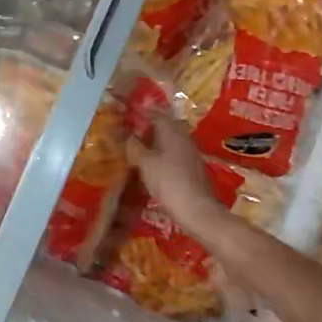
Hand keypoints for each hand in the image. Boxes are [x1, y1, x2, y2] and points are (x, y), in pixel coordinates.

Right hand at [135, 111, 225, 233]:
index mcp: (172, 132)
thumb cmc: (168, 182)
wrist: (196, 209)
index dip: (142, 112)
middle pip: (167, 125)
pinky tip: (152, 162)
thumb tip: (126, 133)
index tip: (127, 113)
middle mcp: (184, 139)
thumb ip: (134, 146)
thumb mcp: (144, 163)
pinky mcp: (192, 168)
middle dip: (151, 124)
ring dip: (157, 139)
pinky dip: (163, 152)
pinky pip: (175, 152)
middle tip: (132, 128)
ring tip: (139, 145)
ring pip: (172, 139)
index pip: (157, 114)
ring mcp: (190, 154)